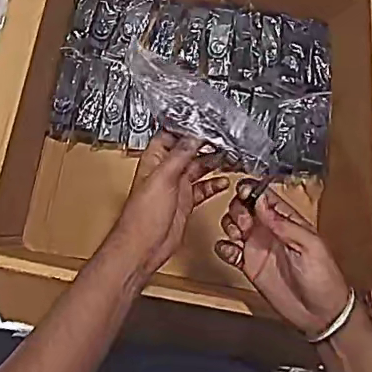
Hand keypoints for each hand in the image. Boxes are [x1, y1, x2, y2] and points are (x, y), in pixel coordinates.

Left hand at [102, 133, 230, 280]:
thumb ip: (179, 156)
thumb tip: (193, 137)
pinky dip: (214, 184)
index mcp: (155, 159)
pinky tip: (224, 182)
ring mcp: (176, 185)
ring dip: (213, 162)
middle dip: (205, 143)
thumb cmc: (142, 216)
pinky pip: (203, 188)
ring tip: (229, 156)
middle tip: (223, 138)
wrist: (143, 248)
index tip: (205, 123)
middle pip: (188, 149)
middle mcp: (166, 170)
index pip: (172, 134)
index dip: (188, 127)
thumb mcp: (163, 178)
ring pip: (198, 167)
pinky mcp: (185, 201)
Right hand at [215, 180, 352, 338]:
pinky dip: (224, 248)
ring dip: (229, 224)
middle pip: (245, 207)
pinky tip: (232, 252)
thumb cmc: (324, 277)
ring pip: (233, 225)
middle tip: (244, 220)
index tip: (243, 191)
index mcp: (287, 220)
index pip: (265, 196)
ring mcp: (258, 247)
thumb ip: (285, 224)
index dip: (252, 190)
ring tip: (237, 234)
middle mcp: (270, 230)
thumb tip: (262, 202)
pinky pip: (229, 251)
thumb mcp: (310, 246)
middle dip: (238, 207)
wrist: (321, 314)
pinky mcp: (249, 266)